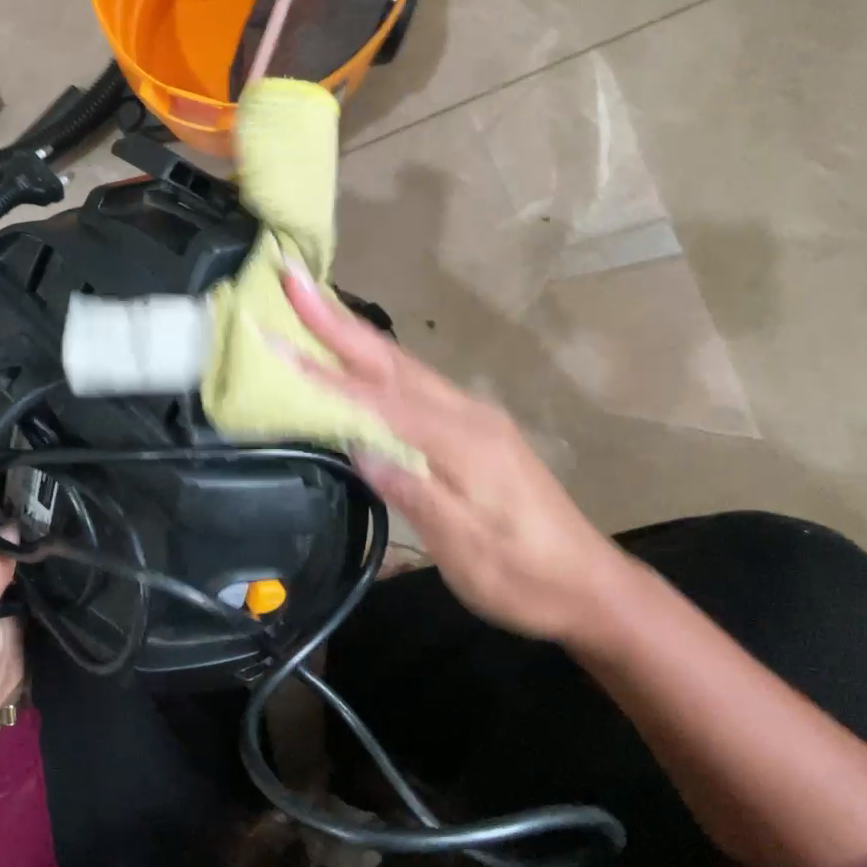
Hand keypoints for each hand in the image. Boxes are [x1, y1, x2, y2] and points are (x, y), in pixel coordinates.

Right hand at [281, 268, 633, 642]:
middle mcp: (466, 415)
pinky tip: (359, 360)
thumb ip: (413, 491)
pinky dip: (377, 363)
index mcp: (461, 440)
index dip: (322, 368)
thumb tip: (358, 447)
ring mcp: (473, 418)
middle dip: (337, 321)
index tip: (276, 335)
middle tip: (293, 279)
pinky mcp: (475, 430)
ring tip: (313, 306)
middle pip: (390, 361)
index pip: (377, 397)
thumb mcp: (465, 546)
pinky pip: (415, 385)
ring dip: (355, 335)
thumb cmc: (524, 574)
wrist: (590, 587)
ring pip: (403, 366)